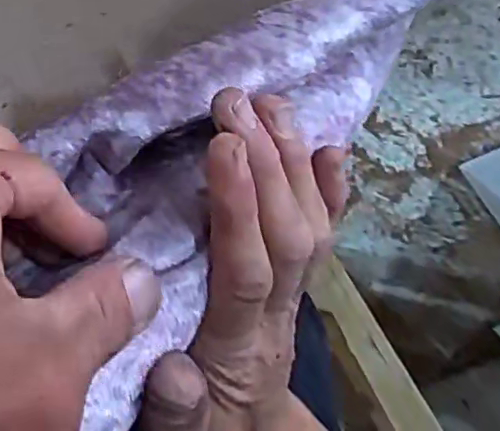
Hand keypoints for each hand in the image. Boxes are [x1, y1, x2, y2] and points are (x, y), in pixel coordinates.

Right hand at [138, 89, 347, 430]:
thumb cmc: (195, 421)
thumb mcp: (169, 430)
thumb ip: (173, 412)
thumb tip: (176, 370)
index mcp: (237, 349)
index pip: (247, 271)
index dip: (239, 206)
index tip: (223, 144)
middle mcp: (277, 318)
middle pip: (288, 238)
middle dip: (267, 163)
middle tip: (234, 101)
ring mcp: (294, 301)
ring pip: (312, 229)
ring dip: (293, 160)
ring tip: (269, 102)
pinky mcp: (296, 287)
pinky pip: (325, 239)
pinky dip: (330, 192)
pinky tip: (330, 150)